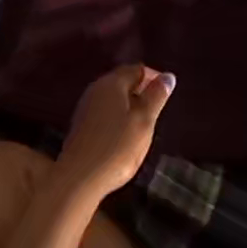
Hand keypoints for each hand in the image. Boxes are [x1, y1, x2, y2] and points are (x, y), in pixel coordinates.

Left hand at [57, 64, 175, 195]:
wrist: (79, 178)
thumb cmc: (117, 148)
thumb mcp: (144, 121)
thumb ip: (156, 96)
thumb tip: (168, 76)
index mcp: (111, 83)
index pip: (136, 69)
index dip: (154, 77)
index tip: (166, 94)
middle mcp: (95, 90)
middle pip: (123, 81)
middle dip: (142, 91)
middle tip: (158, 110)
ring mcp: (85, 108)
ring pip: (114, 98)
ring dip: (131, 106)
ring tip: (145, 125)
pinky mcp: (81, 126)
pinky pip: (105, 112)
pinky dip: (119, 117)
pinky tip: (125, 136)